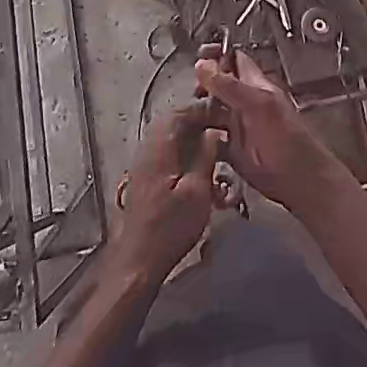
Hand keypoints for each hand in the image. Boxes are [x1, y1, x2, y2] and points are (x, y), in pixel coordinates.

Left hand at [108, 100, 223, 281]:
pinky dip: (184, 148)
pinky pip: (167, 149)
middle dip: (199, 118)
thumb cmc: (171, 227)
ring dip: (192, 133)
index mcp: (159, 148)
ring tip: (215, 140)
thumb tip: (213, 132)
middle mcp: (147, 149)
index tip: (225, 112)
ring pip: (169, 135)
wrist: (140, 258)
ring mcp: (144, 162)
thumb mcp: (197, 191)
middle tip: (223, 123)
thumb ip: (205, 157)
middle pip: (172, 121)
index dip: (204, 109)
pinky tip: (200, 161)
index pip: (179, 113)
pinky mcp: (146, 175)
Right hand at [193, 48, 351, 212]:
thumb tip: (203, 66)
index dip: (216, 55)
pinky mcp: (231, 150)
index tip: (199, 57)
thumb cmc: (287, 140)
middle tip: (192, 92)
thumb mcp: (258, 105)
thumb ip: (230, 85)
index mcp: (255, 85)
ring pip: (211, 111)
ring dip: (196, 111)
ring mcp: (238, 126)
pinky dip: (199, 136)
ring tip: (184, 114)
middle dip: (201, 85)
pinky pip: (210, 138)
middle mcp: (245, 103)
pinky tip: (191, 137)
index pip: (233, 59)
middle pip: (218, 85)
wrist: (299, 180)